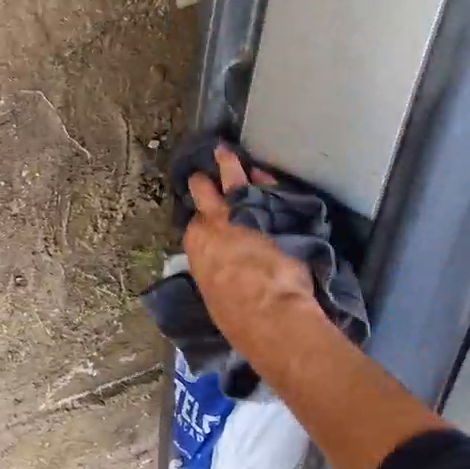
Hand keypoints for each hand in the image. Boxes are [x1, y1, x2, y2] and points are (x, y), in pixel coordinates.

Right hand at [182, 145, 320, 353]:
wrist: (270, 311)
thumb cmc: (237, 315)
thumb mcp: (214, 294)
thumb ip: (215, 271)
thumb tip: (222, 271)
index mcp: (197, 245)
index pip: (195, 223)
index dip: (202, 219)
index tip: (204, 217)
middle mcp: (214, 223)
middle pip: (204, 193)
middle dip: (202, 183)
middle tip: (200, 174)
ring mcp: (244, 213)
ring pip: (233, 180)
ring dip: (229, 165)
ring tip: (225, 153)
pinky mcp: (274, 211)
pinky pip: (267, 188)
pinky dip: (264, 180)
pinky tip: (264, 173)